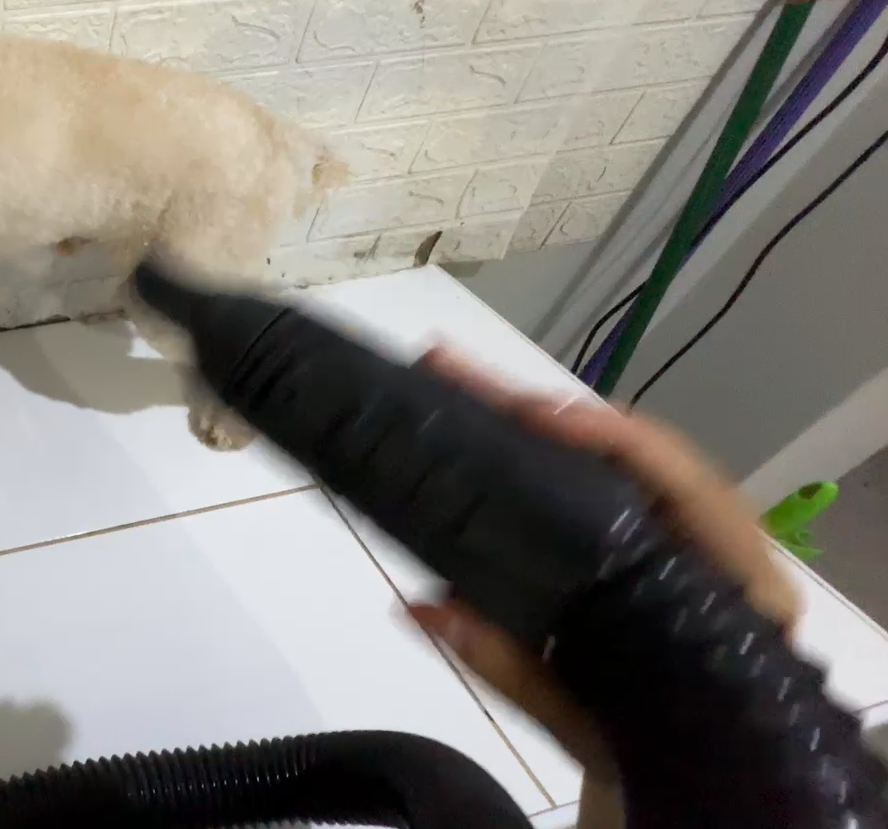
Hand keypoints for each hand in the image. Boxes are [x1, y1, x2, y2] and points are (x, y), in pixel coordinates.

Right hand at [406, 347, 799, 779]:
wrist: (689, 782)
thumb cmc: (665, 756)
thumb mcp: (592, 725)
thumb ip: (518, 673)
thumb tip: (420, 609)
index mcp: (729, 591)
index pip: (685, 488)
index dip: (614, 440)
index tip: (533, 412)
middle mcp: (695, 548)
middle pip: (621, 451)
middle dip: (531, 402)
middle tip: (449, 366)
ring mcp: (651, 540)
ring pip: (592, 456)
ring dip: (517, 412)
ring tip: (447, 378)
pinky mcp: (610, 543)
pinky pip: (568, 479)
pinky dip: (516, 445)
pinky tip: (467, 419)